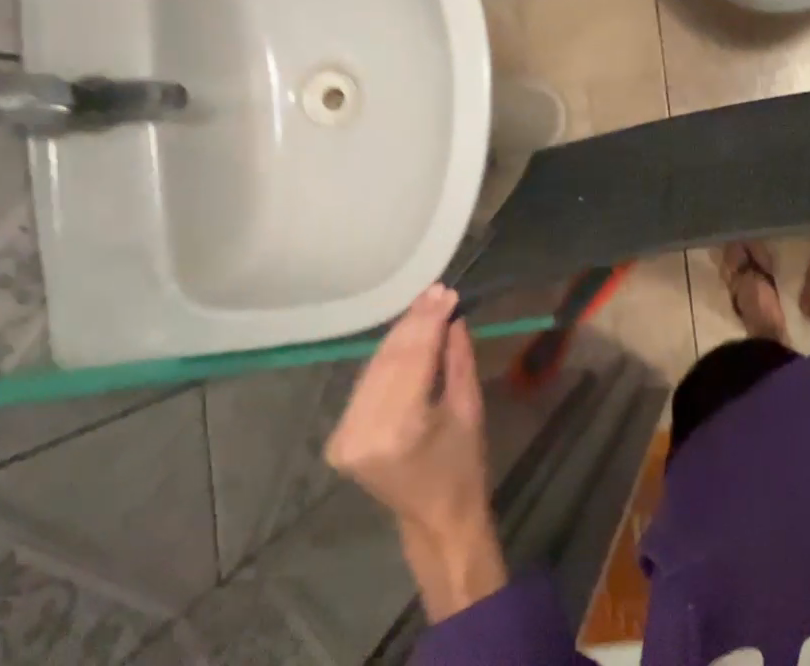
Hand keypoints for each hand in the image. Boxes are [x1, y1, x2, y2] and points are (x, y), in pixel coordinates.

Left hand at [325, 284, 505, 619]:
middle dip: (414, 323)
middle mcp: (363, 432)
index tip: (447, 292)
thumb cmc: (464, 465)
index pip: (412, 360)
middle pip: (389, 361)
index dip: (429, 322)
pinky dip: (386, 359)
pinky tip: (405, 335)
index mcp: (399, 430)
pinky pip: (365, 386)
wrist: (436, 517)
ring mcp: (345, 437)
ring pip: (374, 369)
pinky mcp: (339, 439)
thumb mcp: (470, 409)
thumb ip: (458, 360)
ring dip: (399, 336)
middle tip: (437, 292)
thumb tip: (453, 317)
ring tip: (424, 305)